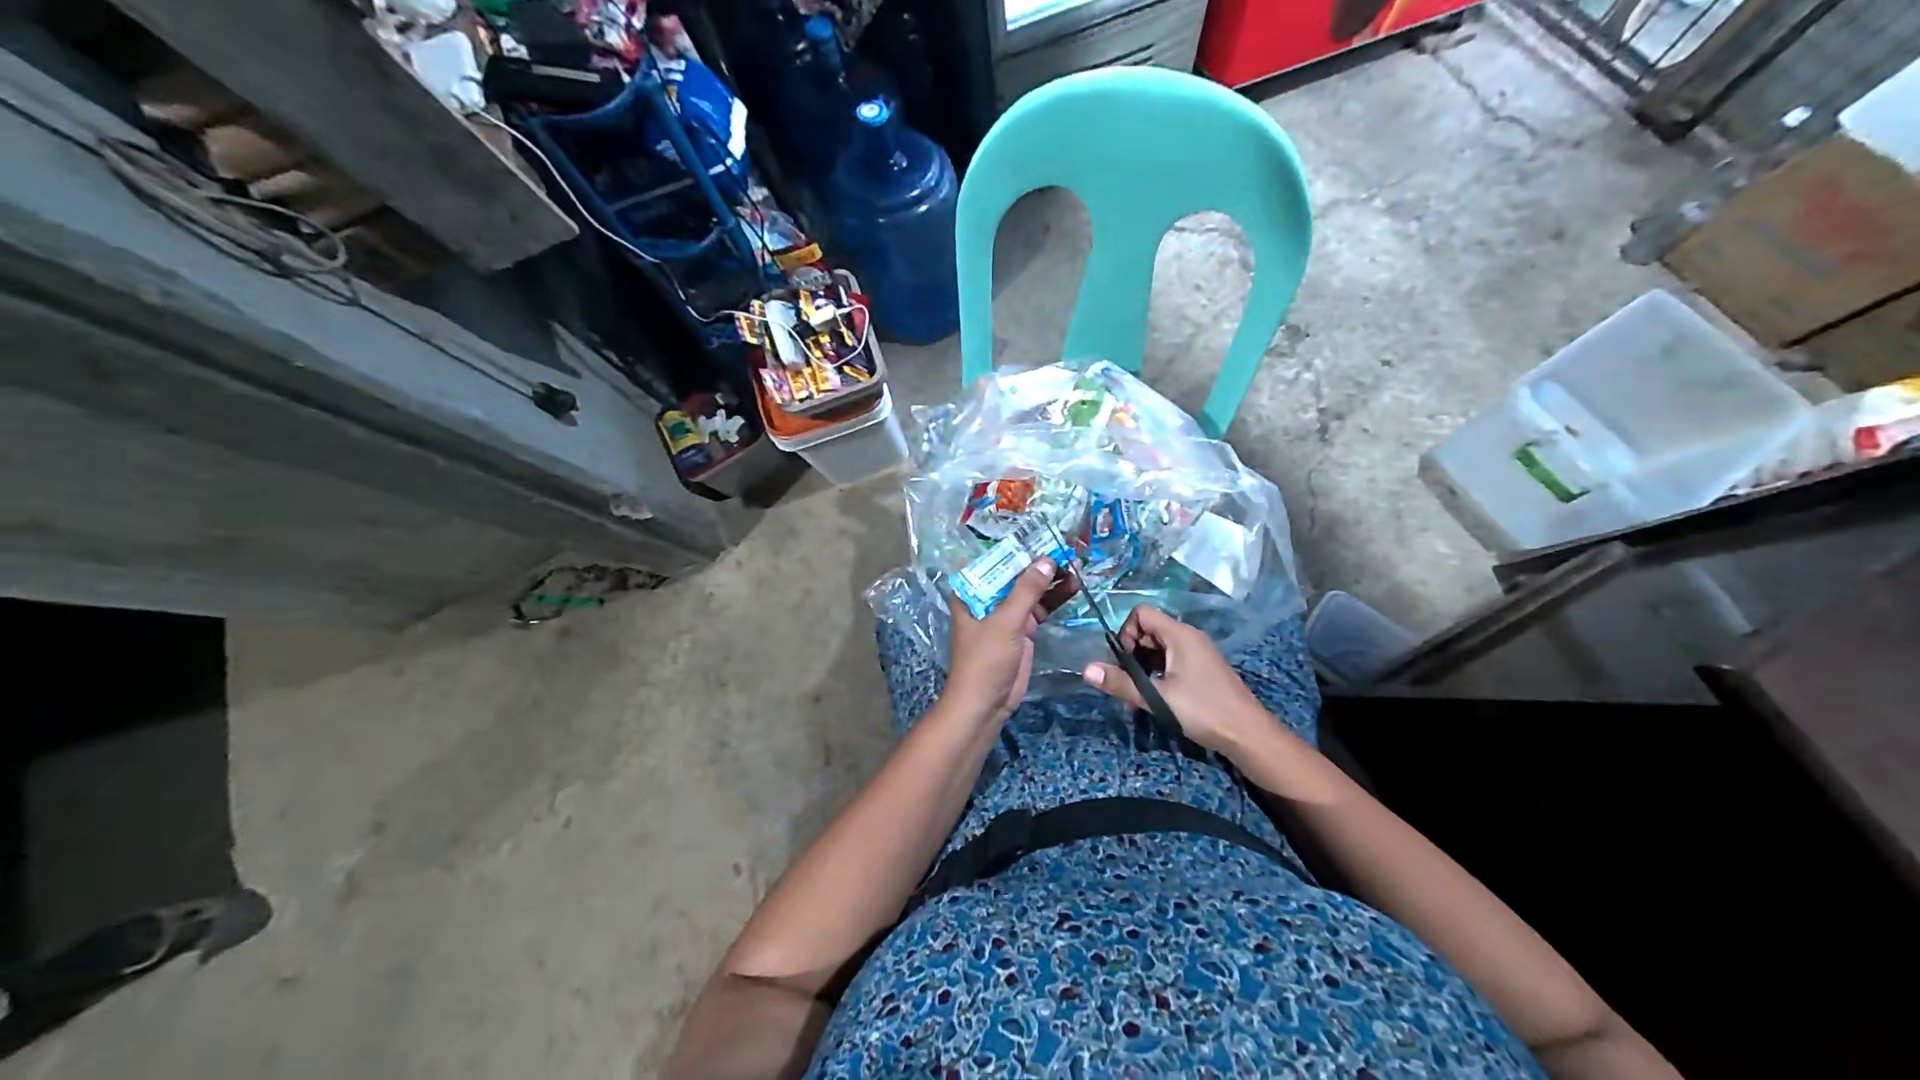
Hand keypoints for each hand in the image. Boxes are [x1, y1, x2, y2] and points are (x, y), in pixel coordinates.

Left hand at [943, 557, 1068, 723]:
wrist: (985, 704)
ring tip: (1075, 565)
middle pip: (1015, 575)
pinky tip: (1072, 587)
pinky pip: (1038, 609)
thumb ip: (1026, 591)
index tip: (1042, 535)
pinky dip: (1053, 599)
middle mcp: (987, 600)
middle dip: (1038, 564)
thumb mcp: (1006, 622)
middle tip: (1066, 549)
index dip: (1018, 549)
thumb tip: (1046, 560)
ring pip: (1029, 592)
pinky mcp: (1020, 632)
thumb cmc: (985, 660)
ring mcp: (1004, 616)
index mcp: (971, 594)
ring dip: (1050, 581)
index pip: (994, 563)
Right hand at [1081, 605, 1274, 755]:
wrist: (1248, 735)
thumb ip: (1121, 683)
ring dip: (1143, 667)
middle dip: (1132, 653)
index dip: (1126, 632)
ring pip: (1160, 649)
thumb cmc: (1203, 710)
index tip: (1123, 661)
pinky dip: (1158, 674)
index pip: (1142, 614)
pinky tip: (1156, 699)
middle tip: (1126, 681)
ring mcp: (1198, 654)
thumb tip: (1086, 669)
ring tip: (1137, 696)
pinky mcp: (1203, 670)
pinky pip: (1172, 661)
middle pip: (1149, 630)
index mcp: (1180, 635)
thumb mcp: (1157, 698)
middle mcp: (1190, 638)